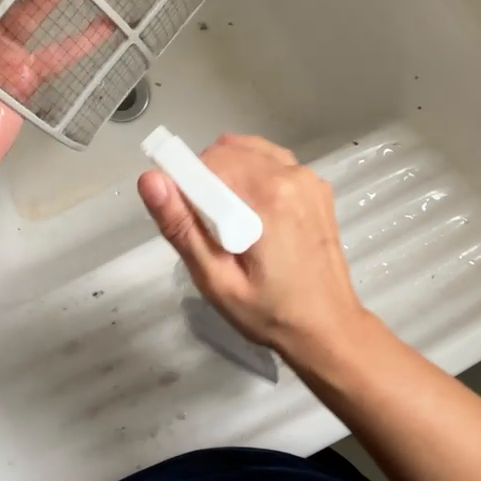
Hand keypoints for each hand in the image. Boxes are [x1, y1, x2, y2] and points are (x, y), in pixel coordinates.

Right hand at [137, 134, 370, 354]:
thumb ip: (181, 227)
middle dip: (208, 181)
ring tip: (231, 221)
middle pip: (229, 152)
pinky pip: (272, 162)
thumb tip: (151, 179)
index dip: (188, 182)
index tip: (190, 219)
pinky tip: (255, 212)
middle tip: (211, 229)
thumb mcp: (215, 280)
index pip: (210, 160)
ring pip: (249, 152)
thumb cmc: (270, 312)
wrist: (329, 328)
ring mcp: (309, 178)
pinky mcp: (316, 186)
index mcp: (268, 196)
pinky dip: (254, 175)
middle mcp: (292, 176)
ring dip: (230, 175)